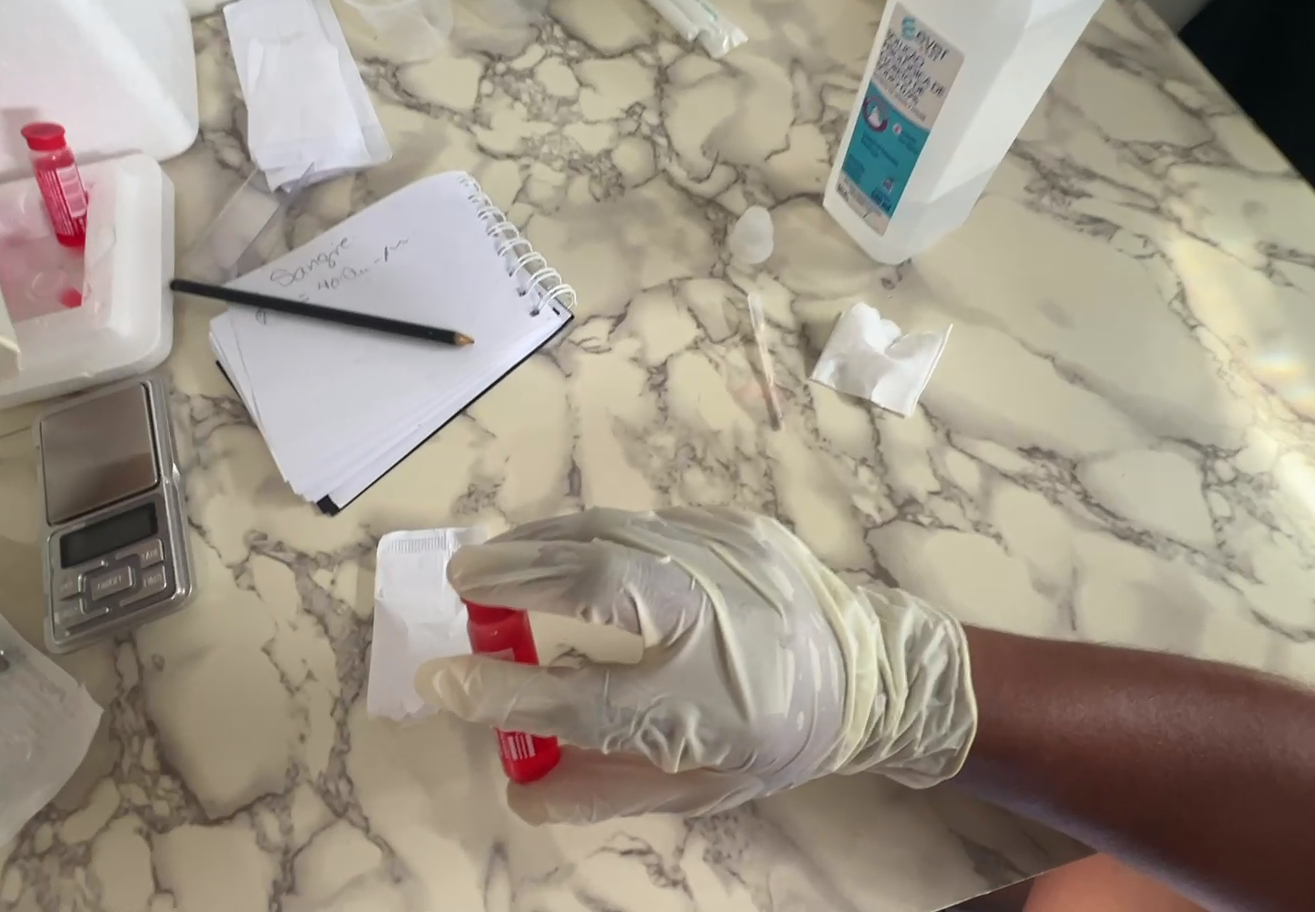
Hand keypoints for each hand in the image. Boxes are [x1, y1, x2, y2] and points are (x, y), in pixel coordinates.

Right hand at [415, 507, 976, 822]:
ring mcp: (727, 561)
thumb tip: (518, 789)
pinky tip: (569, 544)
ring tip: (497, 554)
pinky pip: (647, 524)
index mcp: (702, 706)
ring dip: (545, 541)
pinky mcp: (737, 528)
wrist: (870, 668)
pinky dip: (594, 534)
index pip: (580, 703)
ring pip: (614, 534)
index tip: (444, 679)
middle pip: (594, 585)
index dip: (503, 694)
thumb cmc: (777, 735)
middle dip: (515, 576)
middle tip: (461, 581)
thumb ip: (605, 789)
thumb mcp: (699, 788)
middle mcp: (712, 622)